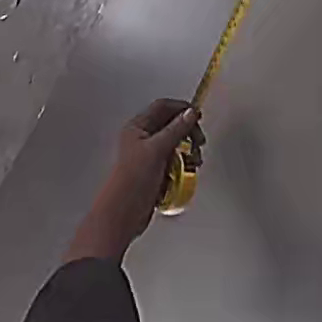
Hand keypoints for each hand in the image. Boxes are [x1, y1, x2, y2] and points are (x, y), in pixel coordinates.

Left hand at [64, 99, 204, 261]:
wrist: (123, 214)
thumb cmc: (132, 180)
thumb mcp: (158, 149)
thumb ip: (176, 129)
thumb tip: (190, 113)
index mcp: (137, 127)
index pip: (162, 107)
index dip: (181, 108)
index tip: (197, 116)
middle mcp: (142, 139)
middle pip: (171, 125)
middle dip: (187, 132)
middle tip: (198, 141)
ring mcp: (148, 156)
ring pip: (174, 144)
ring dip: (188, 149)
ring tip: (193, 159)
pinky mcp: (155, 172)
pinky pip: (174, 161)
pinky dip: (183, 163)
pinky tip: (187, 170)